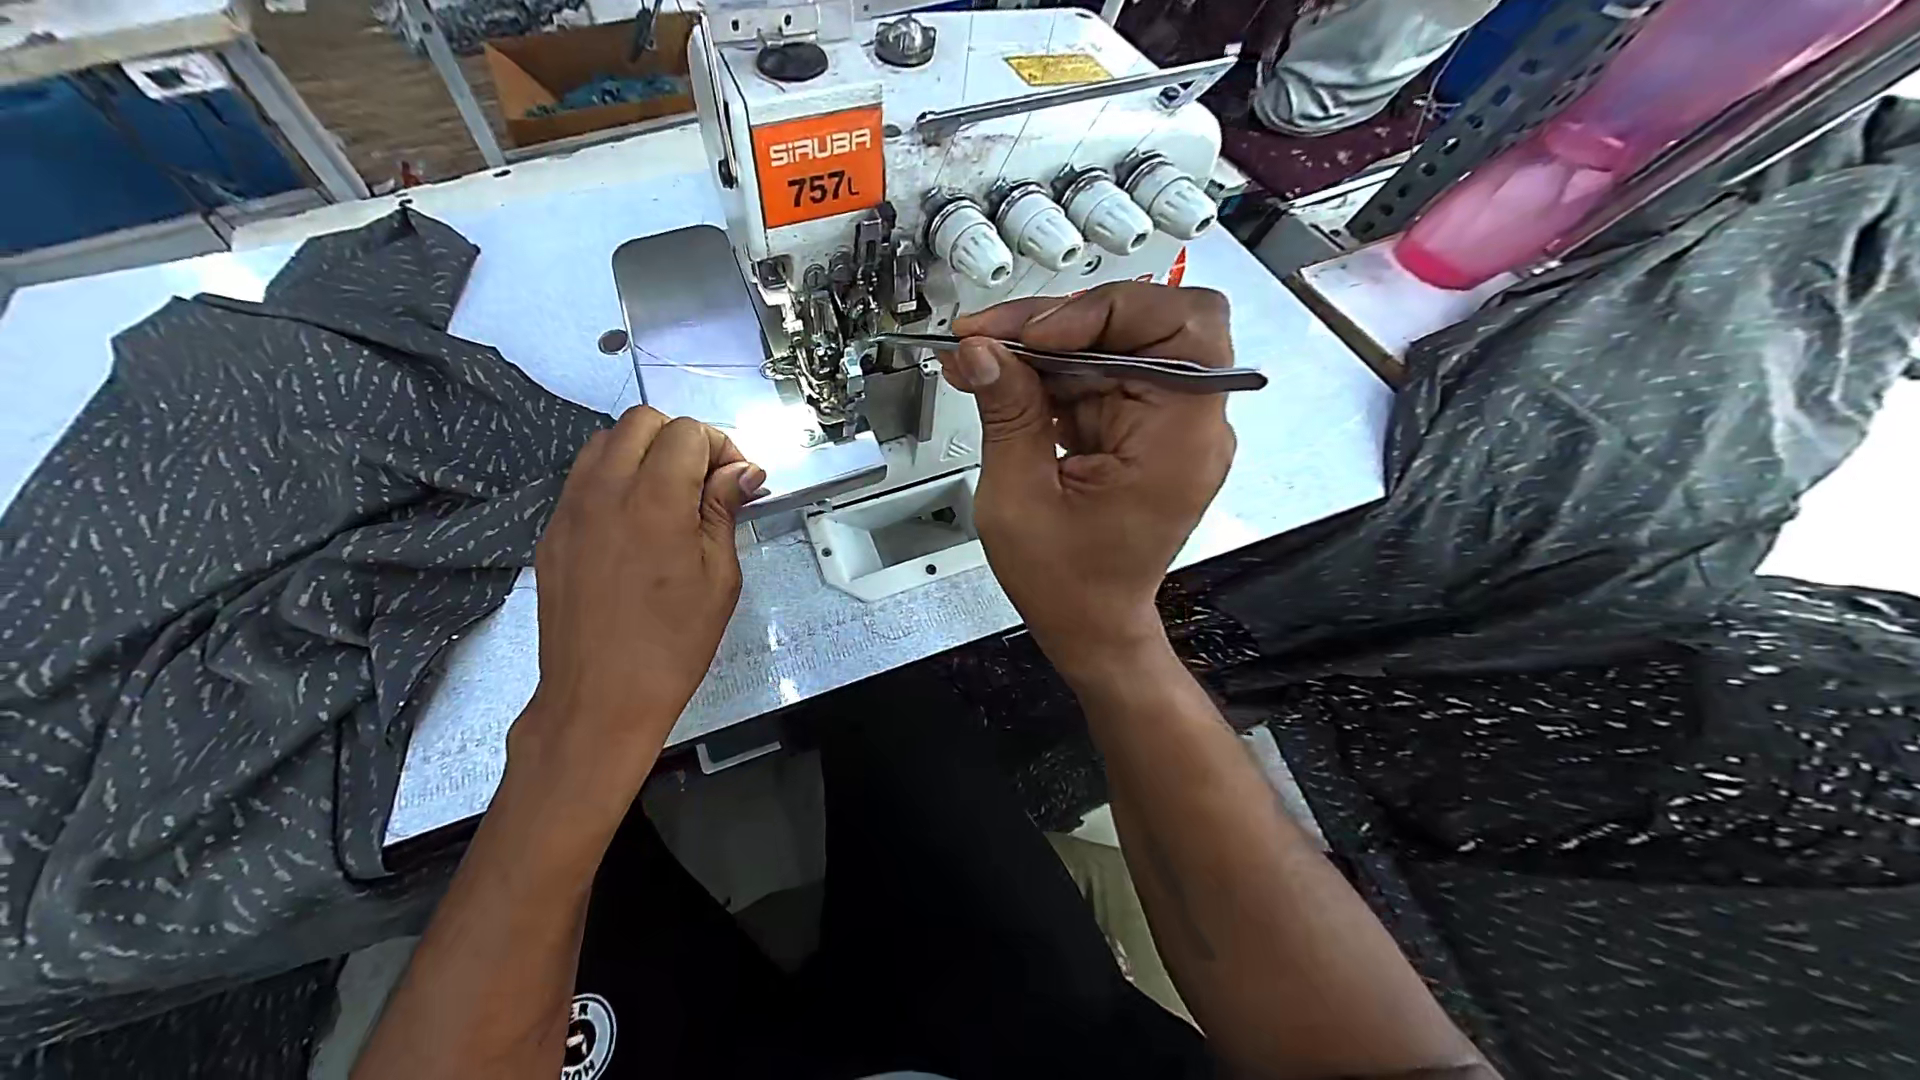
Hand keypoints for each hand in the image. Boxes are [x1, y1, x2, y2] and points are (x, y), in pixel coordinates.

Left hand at [513, 406, 764, 787]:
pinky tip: (636, 518)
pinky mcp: (552, 529)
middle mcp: (604, 491)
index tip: (735, 480)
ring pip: (606, 440)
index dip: (720, 447)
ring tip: (670, 494)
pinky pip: (583, 476)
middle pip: (643, 421)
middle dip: (683, 439)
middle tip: (706, 481)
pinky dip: (615, 476)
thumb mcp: (719, 576)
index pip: (687, 433)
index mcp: (654, 501)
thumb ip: (724, 510)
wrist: (601, 695)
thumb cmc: (672, 644)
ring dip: (645, 451)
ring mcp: (569, 508)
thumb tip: (743, 471)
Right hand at [944, 283, 1236, 681]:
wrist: (1091, 624)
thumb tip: (984, 350)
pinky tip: (1005, 386)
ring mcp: (1166, 425)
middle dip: (1061, 324)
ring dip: (1044, 350)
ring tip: (982, 363)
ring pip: (1111, 345)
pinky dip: (1051, 376)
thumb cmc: (1069, 584)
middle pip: (1144, 324)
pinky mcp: (1140, 430)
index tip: (1034, 336)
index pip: (1181, 324)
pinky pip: (1099, 377)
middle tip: (993, 339)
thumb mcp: (1019, 498)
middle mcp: (1188, 425)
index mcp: (1181, 440)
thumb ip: (1007, 414)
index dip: (1106, 311)